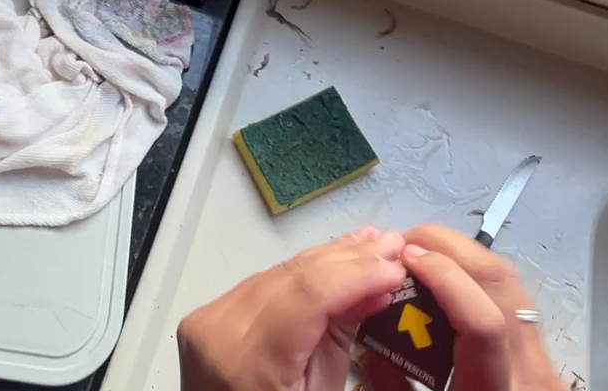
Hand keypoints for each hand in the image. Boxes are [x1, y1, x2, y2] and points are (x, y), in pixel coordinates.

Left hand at [178, 227, 407, 389]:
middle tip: (392, 244)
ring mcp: (212, 314)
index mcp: (249, 362)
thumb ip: (343, 339)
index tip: (395, 266)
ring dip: (330, 258)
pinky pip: (267, 281)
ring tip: (372, 245)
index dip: (355, 274)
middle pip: (293, 276)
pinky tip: (335, 259)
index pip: (307, 295)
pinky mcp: (213, 309)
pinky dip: (305, 271)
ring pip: (281, 272)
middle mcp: (222, 327)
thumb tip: (375, 289)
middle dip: (348, 258)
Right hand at [359, 225, 563, 390]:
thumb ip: (390, 378)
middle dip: (447, 247)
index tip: (403, 258)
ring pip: (509, 282)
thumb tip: (368, 322)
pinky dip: (475, 276)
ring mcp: (546, 369)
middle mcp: (534, 379)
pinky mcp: (544, 363)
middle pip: (500, 282)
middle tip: (405, 245)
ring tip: (421, 256)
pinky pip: (511, 299)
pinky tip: (445, 282)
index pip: (482, 322)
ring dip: (461, 256)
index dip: (442, 277)